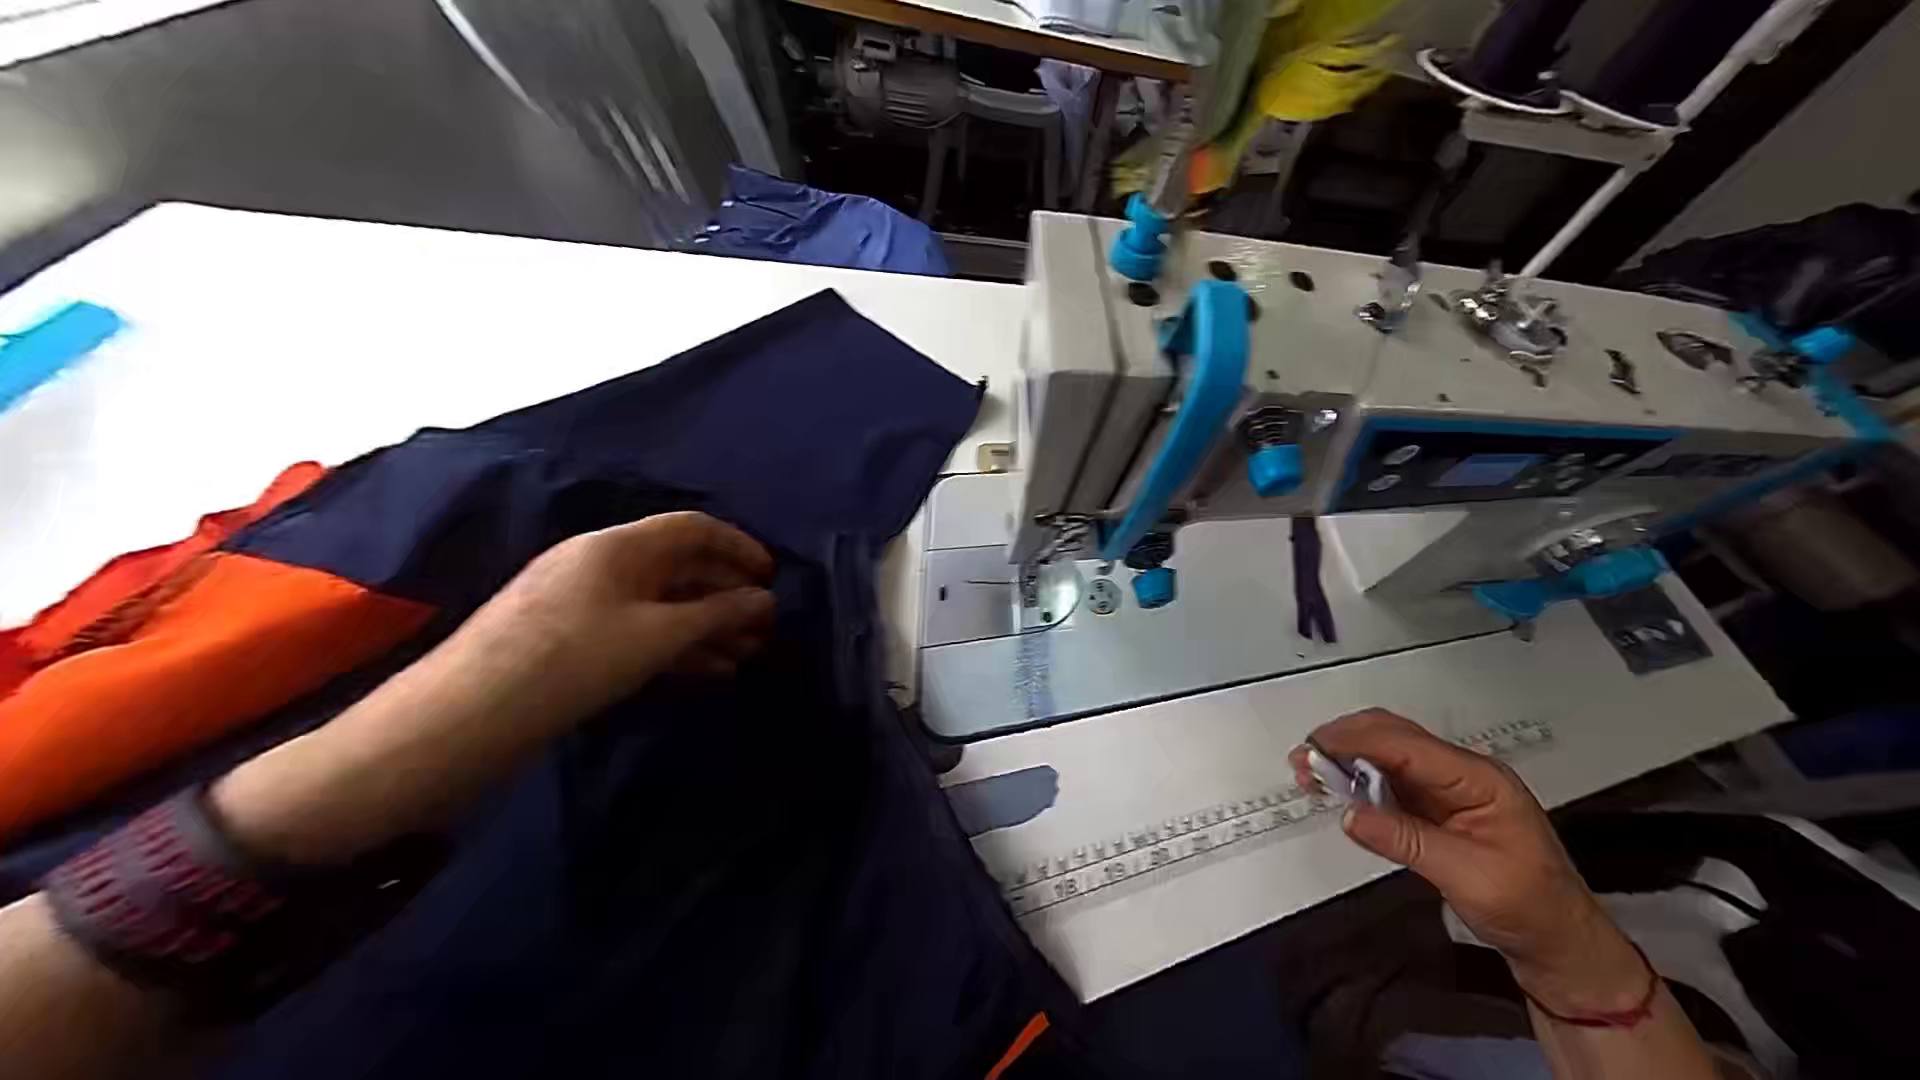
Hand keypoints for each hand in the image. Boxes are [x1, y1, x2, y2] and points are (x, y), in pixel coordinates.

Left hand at [210, 513, 775, 866]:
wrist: (463, 718)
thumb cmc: (573, 660)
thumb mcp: (657, 635)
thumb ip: (719, 614)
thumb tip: (766, 600)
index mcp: (619, 546)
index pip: (693, 528)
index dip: (739, 547)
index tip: (773, 578)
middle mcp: (602, 563)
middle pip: (680, 566)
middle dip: (728, 594)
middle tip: (765, 627)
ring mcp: (584, 602)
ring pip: (662, 603)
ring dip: (707, 625)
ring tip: (746, 655)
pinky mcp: (572, 639)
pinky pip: (639, 629)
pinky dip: (676, 645)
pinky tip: (707, 670)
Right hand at [1291, 709, 1647, 1015]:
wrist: (1561, 945)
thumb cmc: (1530, 910)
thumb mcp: (1470, 878)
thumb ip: (1406, 840)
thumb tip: (1349, 814)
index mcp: (1478, 779)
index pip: (1406, 745)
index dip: (1355, 741)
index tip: (1314, 750)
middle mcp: (1458, 772)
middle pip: (1391, 734)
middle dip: (1343, 740)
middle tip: (1303, 760)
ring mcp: (1443, 785)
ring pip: (1383, 750)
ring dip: (1343, 756)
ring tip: (1309, 773)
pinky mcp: (1429, 802)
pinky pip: (1384, 775)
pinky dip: (1353, 776)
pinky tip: (1334, 788)